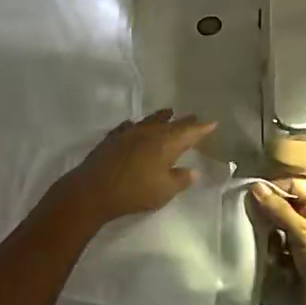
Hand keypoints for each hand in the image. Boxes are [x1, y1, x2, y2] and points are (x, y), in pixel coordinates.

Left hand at [48, 110, 216, 226]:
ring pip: (149, 120)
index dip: (202, 128)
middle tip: (193, 118)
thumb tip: (192, 171)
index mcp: (167, 143)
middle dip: (184, 122)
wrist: (93, 190)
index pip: (190, 132)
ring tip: (168, 112)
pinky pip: (128, 127)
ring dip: (160, 117)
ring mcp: (128, 133)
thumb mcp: (164, 190)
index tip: (212, 123)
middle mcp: (149, 132)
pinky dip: (136, 125)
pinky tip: (133, 126)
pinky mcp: (111, 139)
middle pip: (171, 123)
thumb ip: (180, 179)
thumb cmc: (135, 192)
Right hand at [250, 177, 305, 304]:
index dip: (274, 188)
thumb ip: (278, 209)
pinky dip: (279, 256)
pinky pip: (285, 249)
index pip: (296, 186)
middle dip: (271, 217)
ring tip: (274, 253)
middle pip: (288, 207)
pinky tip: (280, 267)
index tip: (250, 197)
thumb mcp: (303, 233)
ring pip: (283, 230)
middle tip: (257, 225)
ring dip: (274, 240)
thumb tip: (256, 187)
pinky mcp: (305, 260)